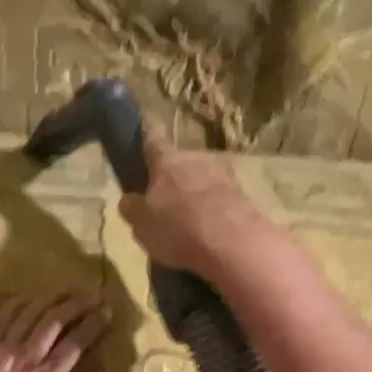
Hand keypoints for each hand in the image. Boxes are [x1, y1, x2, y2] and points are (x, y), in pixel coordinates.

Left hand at [0, 291, 109, 371]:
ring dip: (50, 298)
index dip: (93, 324)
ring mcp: (2, 350)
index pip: (75, 343)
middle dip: (75, 304)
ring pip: (29, 313)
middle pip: (54, 320)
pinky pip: (1, 317)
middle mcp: (26, 358)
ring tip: (64, 291)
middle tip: (90, 296)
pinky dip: (17, 303)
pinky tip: (28, 297)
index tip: (106, 313)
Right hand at [118, 124, 269, 275]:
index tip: (143, 127)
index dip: (145, 134)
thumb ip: (132, 208)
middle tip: (163, 205)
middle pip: (179, 164)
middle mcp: (196, 159)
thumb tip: (129, 199)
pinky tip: (207, 236)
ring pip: (201, 182)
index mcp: (167, 161)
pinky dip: (211, 213)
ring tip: (188, 227)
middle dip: (171, 179)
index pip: (152, 138)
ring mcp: (223, 175)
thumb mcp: (141, 224)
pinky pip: (219, 201)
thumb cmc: (178, 229)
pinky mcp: (242, 196)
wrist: (233, 244)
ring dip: (193, 197)